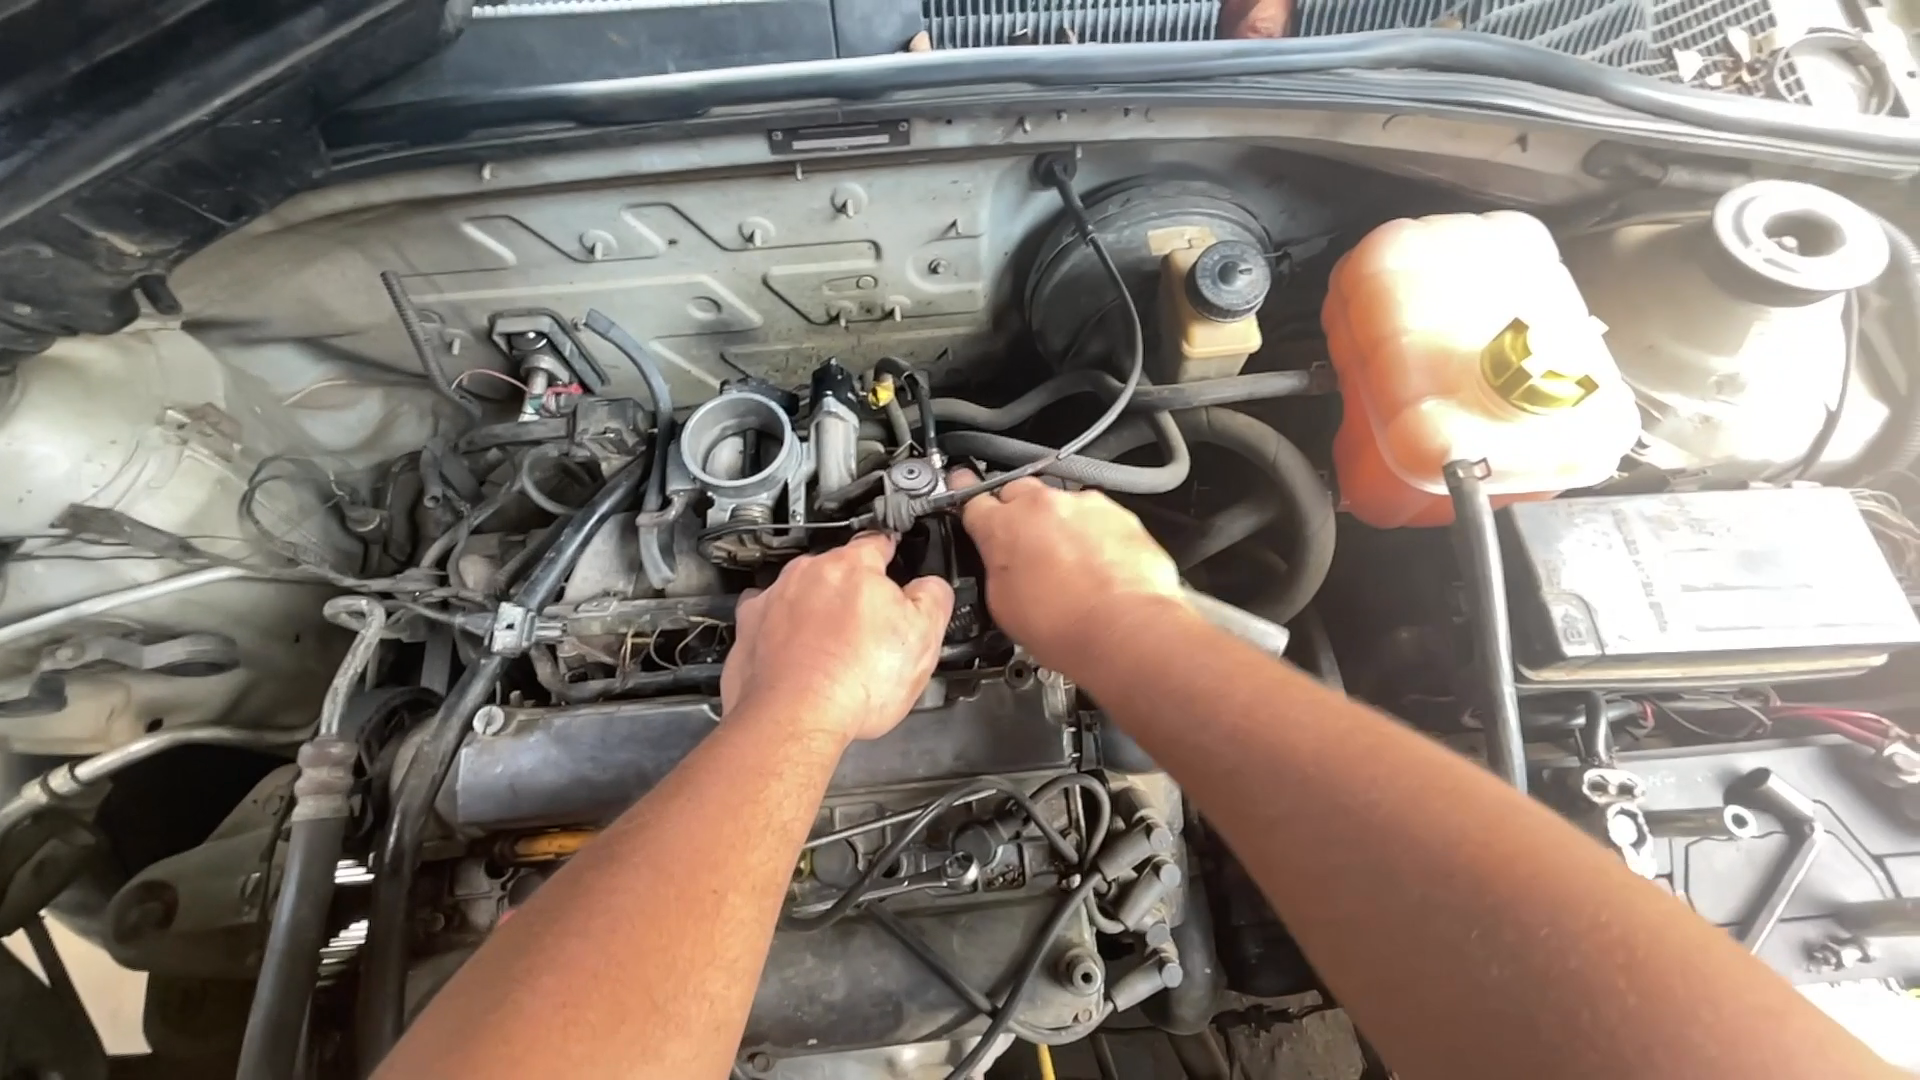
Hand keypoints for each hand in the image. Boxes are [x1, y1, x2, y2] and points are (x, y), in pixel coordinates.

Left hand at [721, 532, 953, 742]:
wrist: (794, 718)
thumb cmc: (854, 682)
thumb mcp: (923, 637)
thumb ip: (933, 598)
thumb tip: (931, 587)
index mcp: (852, 566)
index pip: (876, 542)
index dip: (890, 549)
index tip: (892, 555)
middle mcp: (807, 574)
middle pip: (836, 569)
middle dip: (852, 590)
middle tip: (869, 626)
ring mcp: (774, 599)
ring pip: (801, 592)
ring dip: (815, 609)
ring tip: (833, 647)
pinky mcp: (749, 629)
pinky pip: (769, 619)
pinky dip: (782, 631)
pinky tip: (796, 654)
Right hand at [952, 469, 1187, 677]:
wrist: (1125, 630)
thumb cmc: (1067, 626)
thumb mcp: (1001, 605)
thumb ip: (994, 568)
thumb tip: (999, 563)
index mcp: (1002, 525)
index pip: (971, 499)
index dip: (966, 501)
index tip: (966, 498)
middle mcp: (1041, 505)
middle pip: (1016, 491)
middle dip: (1015, 513)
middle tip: (1023, 546)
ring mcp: (1081, 505)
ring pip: (1059, 502)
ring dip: (1057, 524)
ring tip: (1067, 564)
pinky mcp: (1118, 514)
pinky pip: (1096, 515)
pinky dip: (1092, 533)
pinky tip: (1095, 564)